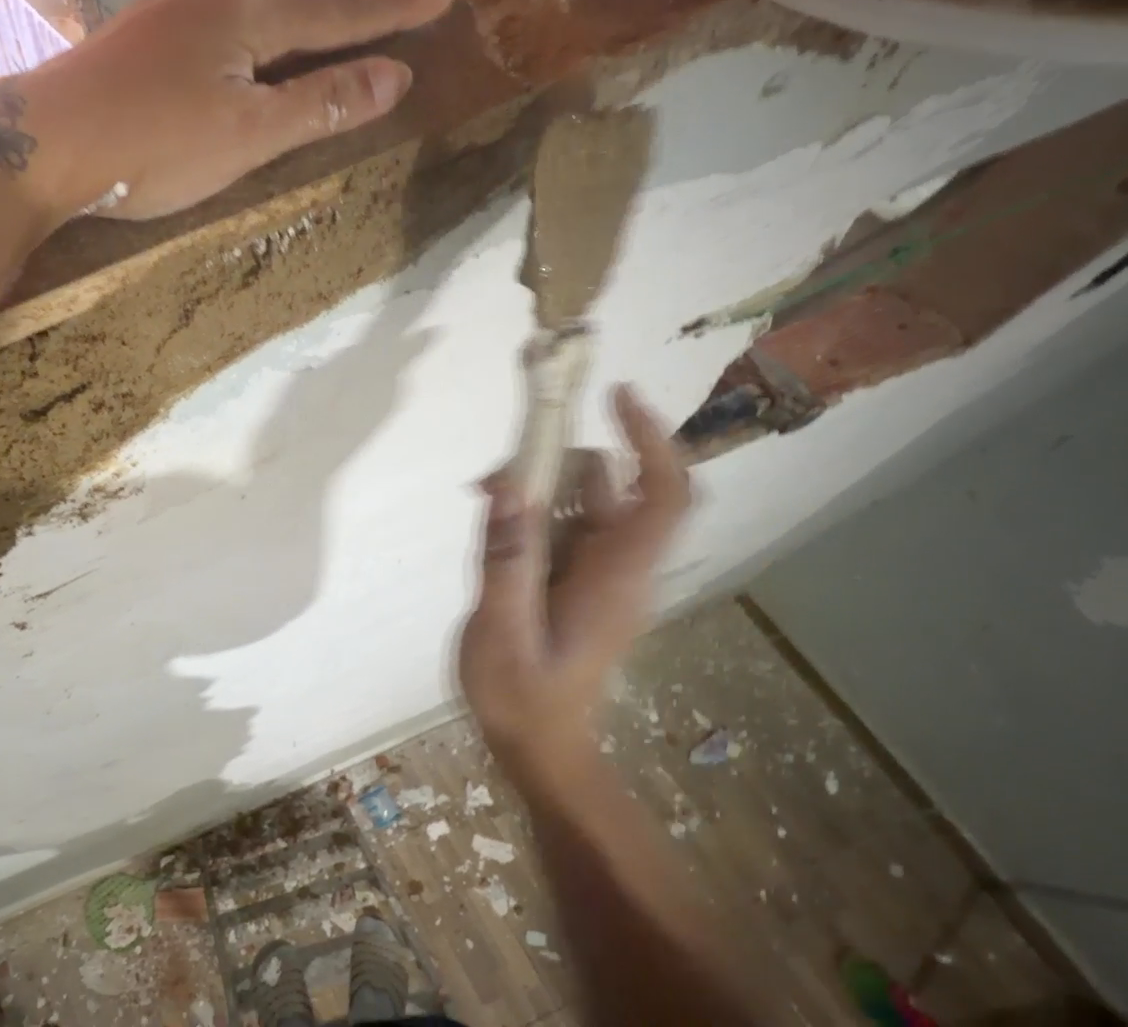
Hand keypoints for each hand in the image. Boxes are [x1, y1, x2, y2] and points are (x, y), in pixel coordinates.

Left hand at [18, 0, 455, 219]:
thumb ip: (320, 105)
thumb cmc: (150, 147)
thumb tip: (395, 77)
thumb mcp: (247, 136)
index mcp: (247, 18)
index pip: (339, 7)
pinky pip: (218, 5)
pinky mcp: (139, 37)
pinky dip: (256, 4)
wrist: (42, 143)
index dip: (393, 6)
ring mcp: (169, 14)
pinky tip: (245, 22)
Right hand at [459, 387, 692, 767]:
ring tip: (483, 489)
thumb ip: (506, 560)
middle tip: (502, 461)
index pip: (662, 495)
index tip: (616, 396)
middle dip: (566, 458)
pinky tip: (492, 522)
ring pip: (586, 507)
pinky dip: (532, 514)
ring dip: (541, 485)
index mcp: (617, 578)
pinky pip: (565, 531)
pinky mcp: (580, 586)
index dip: (650, 439)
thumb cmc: (523, 697)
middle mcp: (620, 569)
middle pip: (616, 490)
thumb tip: (507, 487)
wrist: (540, 748)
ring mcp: (601, 577)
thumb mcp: (502, 630)